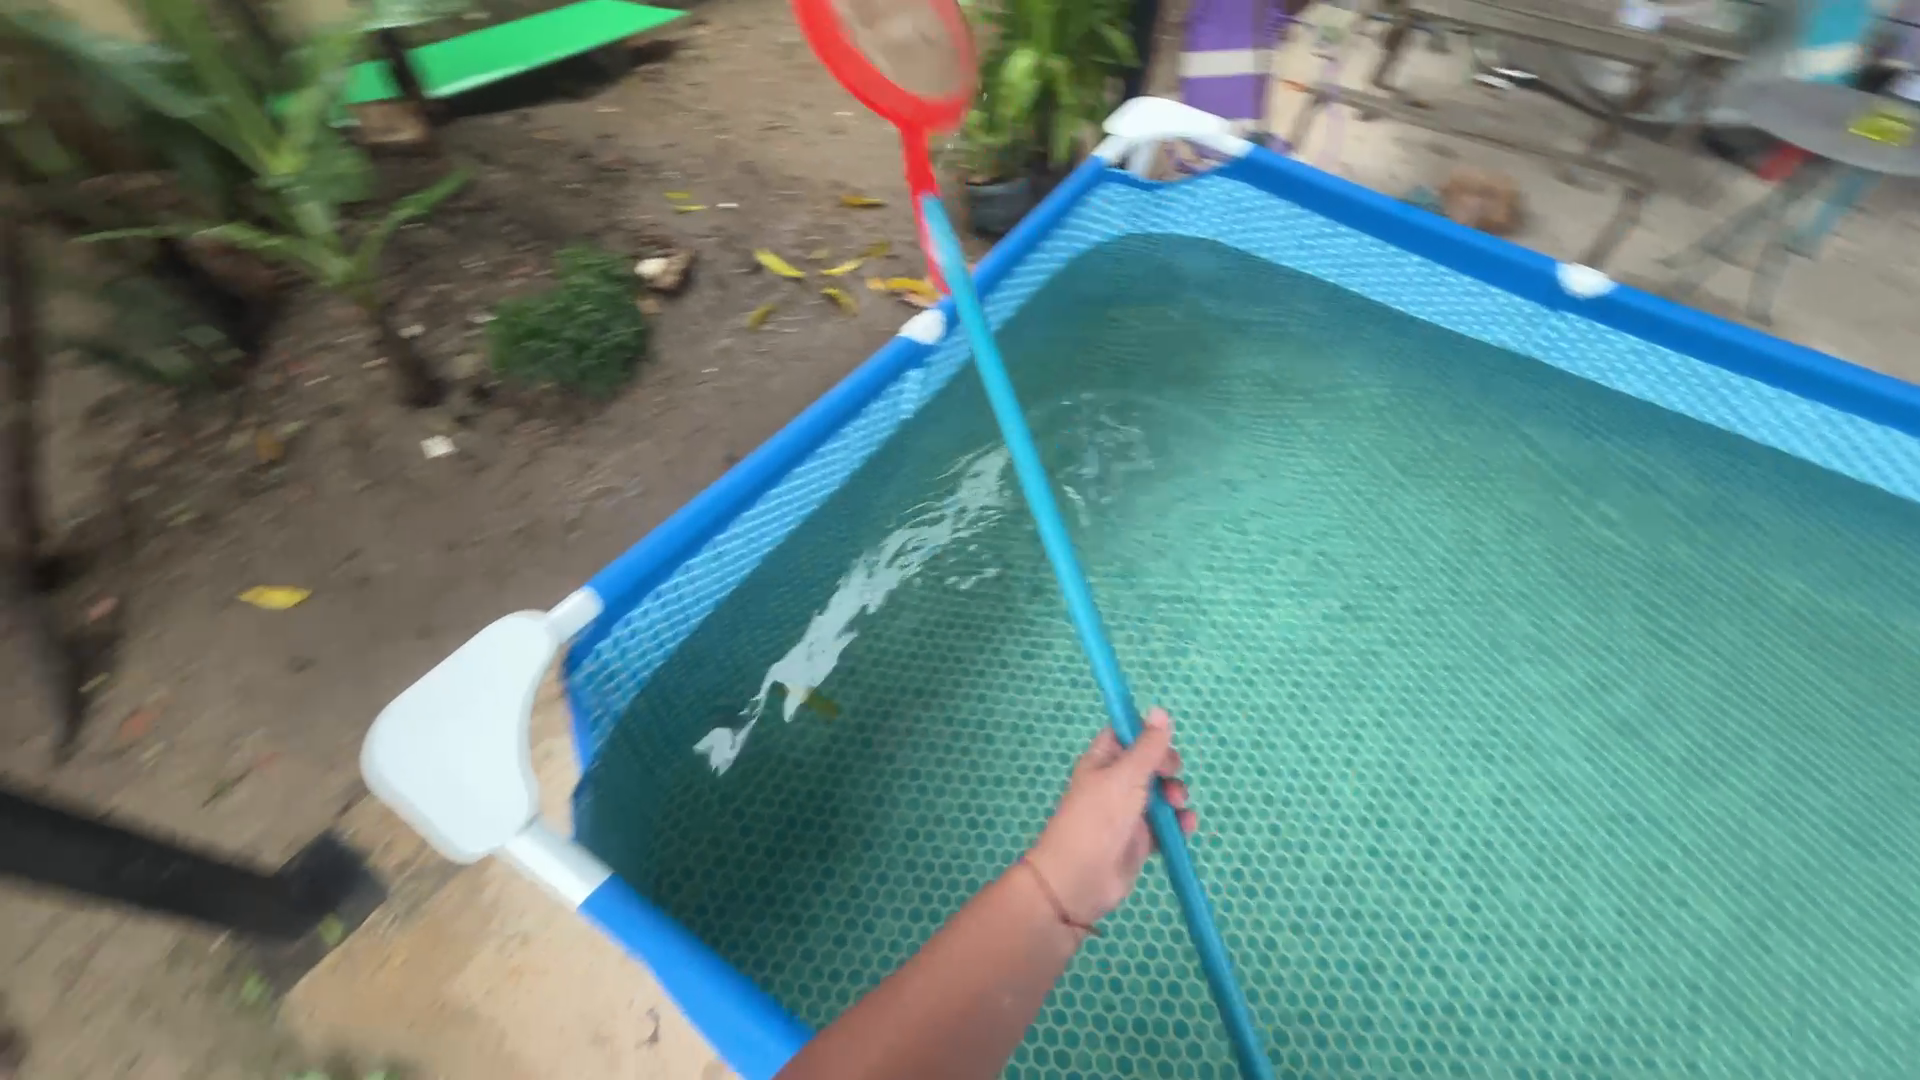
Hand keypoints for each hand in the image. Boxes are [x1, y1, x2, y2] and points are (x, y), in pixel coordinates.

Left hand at [1026, 707, 1196, 923]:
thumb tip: (1160, 710)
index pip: (1125, 735)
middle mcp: (1113, 783)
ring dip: (1175, 796)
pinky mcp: (1138, 840)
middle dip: (1167, 767)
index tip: (1163, 741)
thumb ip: (1148, 747)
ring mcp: (1126, 812)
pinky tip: (1186, 826)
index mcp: (1102, 761)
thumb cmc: (1099, 819)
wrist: (1080, 878)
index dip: (1146, 735)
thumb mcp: (1126, 777)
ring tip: (1179, 806)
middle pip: (1148, 764)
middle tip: (1170, 775)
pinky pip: (1164, 825)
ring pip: (1160, 794)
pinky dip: (1177, 824)